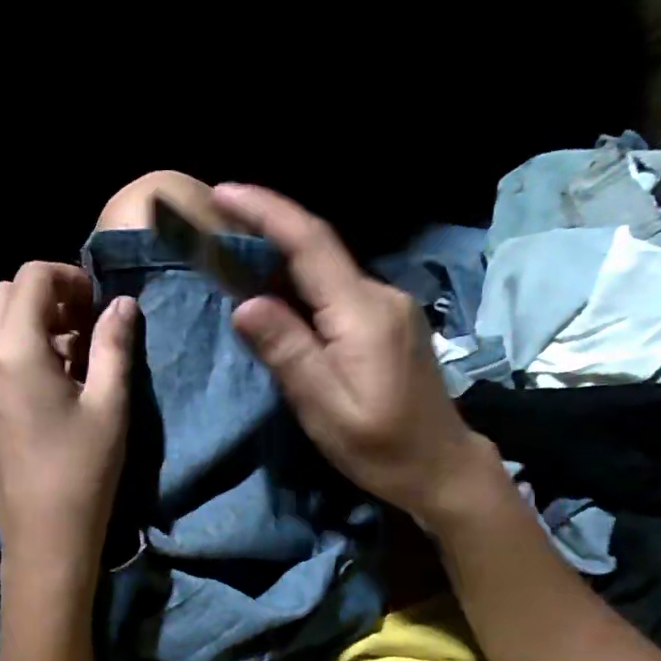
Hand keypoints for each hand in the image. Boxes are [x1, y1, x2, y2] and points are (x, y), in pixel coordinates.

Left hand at [0, 261, 138, 573]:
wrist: (44, 536)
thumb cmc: (84, 470)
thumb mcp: (110, 405)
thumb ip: (115, 345)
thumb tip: (122, 304)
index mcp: (13, 351)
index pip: (30, 278)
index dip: (67, 276)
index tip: (96, 300)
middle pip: (2, 294)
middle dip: (44, 295)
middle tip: (84, 324)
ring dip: (27, 322)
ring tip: (70, 356)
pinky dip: (13, 349)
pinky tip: (46, 383)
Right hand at [214, 184, 502, 525]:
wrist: (443, 467)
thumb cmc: (382, 448)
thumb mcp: (325, 408)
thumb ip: (287, 352)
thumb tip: (245, 303)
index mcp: (363, 313)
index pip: (311, 244)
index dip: (266, 212)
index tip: (223, 192)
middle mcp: (382, 296)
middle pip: (320, 251)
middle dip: (268, 232)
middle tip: (218, 228)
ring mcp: (393, 307)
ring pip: (330, 271)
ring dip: (285, 261)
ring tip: (238, 263)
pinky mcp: (393, 322)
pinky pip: (342, 291)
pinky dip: (306, 287)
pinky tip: (283, 300)